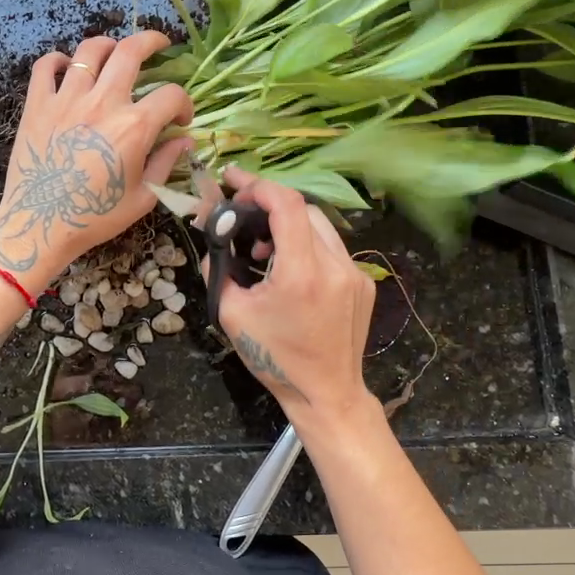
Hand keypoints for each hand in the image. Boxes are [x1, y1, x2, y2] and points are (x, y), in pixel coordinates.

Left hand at [0, 32, 193, 293]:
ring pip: (89, 50)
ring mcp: (66, 100)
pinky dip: (58, 60)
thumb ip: (166, 163)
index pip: (171, 95)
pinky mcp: (37, 105)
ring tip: (114, 51)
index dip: (184, 104)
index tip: (180, 119)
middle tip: (159, 45)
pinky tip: (67, 67)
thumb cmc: (94, 217)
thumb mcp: (143, 198)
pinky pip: (46, 66)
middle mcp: (102, 103)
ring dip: (108, 45)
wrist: (39, 225)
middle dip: (152, 41)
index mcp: (134, 126)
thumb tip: (183, 141)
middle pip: (131, 51)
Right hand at [215, 166, 376, 425]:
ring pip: (319, 225)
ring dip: (287, 224)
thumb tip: (212, 236)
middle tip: (240, 212)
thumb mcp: (231, 314)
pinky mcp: (362, 282)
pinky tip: (286, 268)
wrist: (325, 391)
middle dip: (268, 203)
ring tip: (260, 249)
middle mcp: (334, 266)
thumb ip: (218, 269)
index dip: (257, 186)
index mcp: (301, 273)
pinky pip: (330, 247)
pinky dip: (304, 244)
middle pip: (303, 208)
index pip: (286, 205)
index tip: (233, 183)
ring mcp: (354, 273)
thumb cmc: (273, 357)